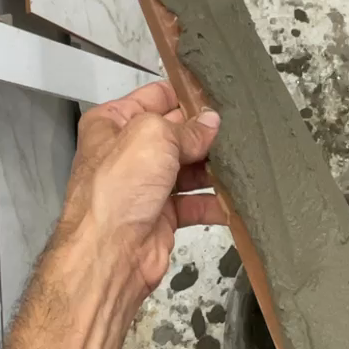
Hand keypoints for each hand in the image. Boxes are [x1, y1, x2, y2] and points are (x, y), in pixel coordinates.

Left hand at [56, 81, 226, 303]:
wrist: (110, 254)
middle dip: (202, 134)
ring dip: (212, 167)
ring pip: (188, 169)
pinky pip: (194, 203)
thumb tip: (209, 123)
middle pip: (175, 134)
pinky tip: (232, 198)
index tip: (214, 96)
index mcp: (112, 124)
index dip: (184, 95)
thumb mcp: (153, 137)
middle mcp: (127, 153)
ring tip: (239, 161)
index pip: (154, 97)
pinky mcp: (161, 215)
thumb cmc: (116, 190)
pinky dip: (213, 202)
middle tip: (233, 129)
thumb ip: (186, 128)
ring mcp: (144, 185)